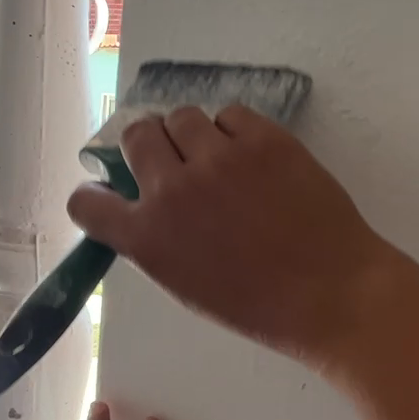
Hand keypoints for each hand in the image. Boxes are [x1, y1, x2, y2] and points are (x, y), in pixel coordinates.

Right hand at [67, 105, 401, 363]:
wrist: (332, 293)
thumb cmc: (258, 305)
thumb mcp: (186, 284)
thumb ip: (155, 240)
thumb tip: (146, 202)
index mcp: (147, 238)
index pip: (87, 201)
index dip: (96, 194)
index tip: (112, 192)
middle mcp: (172, 189)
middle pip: (136, 134)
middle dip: (150, 146)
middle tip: (175, 162)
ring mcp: (217, 158)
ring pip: (181, 116)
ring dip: (191, 135)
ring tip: (218, 159)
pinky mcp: (261, 138)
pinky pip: (229, 114)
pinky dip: (234, 132)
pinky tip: (252, 158)